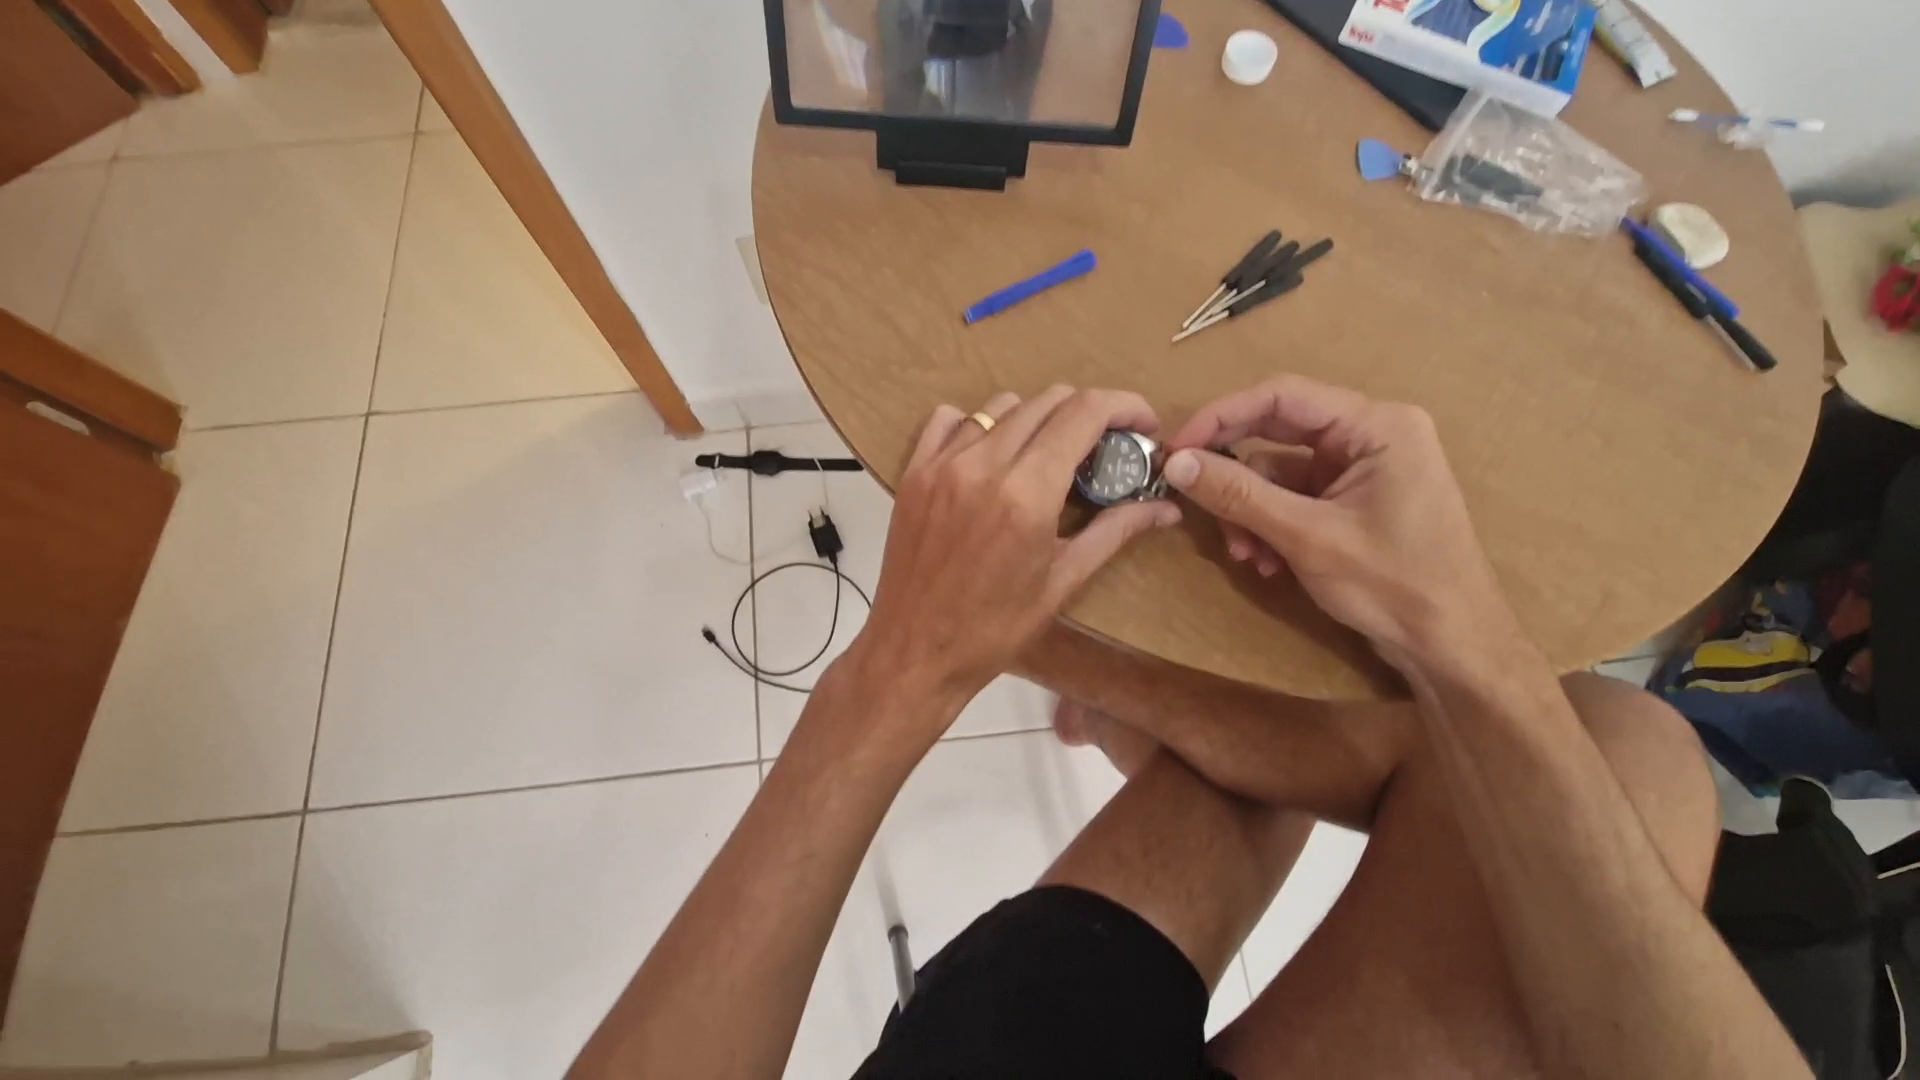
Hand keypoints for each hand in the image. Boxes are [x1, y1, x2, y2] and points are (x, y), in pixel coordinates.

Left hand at [851, 387, 1182, 708]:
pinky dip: (980, 424)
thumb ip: (1115, 531)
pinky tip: (991, 455)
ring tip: (1046, 456)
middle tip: (1101, 448)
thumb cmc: (994, 630)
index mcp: (1027, 493)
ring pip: (1002, 405)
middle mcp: (983, 465)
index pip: (1085, 412)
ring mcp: (942, 464)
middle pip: (1049, 400)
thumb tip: (1168, 508)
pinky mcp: (914, 472)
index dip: (1125, 407)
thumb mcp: (1063, 582)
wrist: (914, 651)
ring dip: (1037, 419)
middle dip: (1087, 413)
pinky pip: (951, 419)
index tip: (1142, 425)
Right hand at [1162, 376, 1517, 670]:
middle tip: (1189, 495)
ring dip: (1250, 511)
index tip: (1176, 449)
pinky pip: (1295, 498)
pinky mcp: (1353, 501)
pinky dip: (1271, 526)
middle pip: (1277, 433)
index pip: (1281, 397)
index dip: (1221, 417)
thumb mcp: (1306, 536)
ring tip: (1244, 555)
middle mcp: (1370, 435)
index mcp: (1376, 425)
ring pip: (1279, 472)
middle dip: (1234, 473)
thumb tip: (1175, 463)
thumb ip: (1238, 494)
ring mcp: (1362, 470)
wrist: (1451, 645)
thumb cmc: (1392, 584)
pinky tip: (1267, 562)